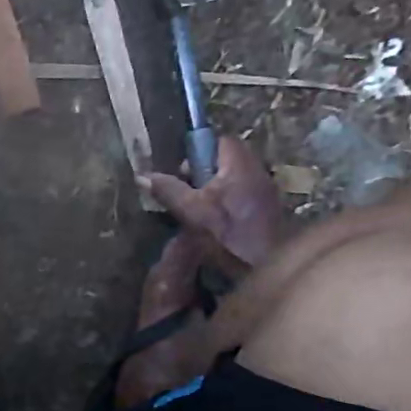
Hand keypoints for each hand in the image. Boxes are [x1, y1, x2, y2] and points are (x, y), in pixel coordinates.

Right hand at [138, 136, 285, 269]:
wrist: (265, 269)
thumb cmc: (229, 236)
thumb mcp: (192, 212)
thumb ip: (168, 191)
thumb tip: (141, 176)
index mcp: (241, 167)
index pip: (223, 140)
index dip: (200, 149)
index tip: (185, 170)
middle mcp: (258, 174)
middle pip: (228, 160)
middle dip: (205, 172)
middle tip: (190, 192)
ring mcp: (266, 194)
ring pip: (236, 180)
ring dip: (216, 190)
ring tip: (200, 210)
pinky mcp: (269, 213)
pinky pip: (244, 196)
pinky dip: (228, 204)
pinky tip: (217, 225)